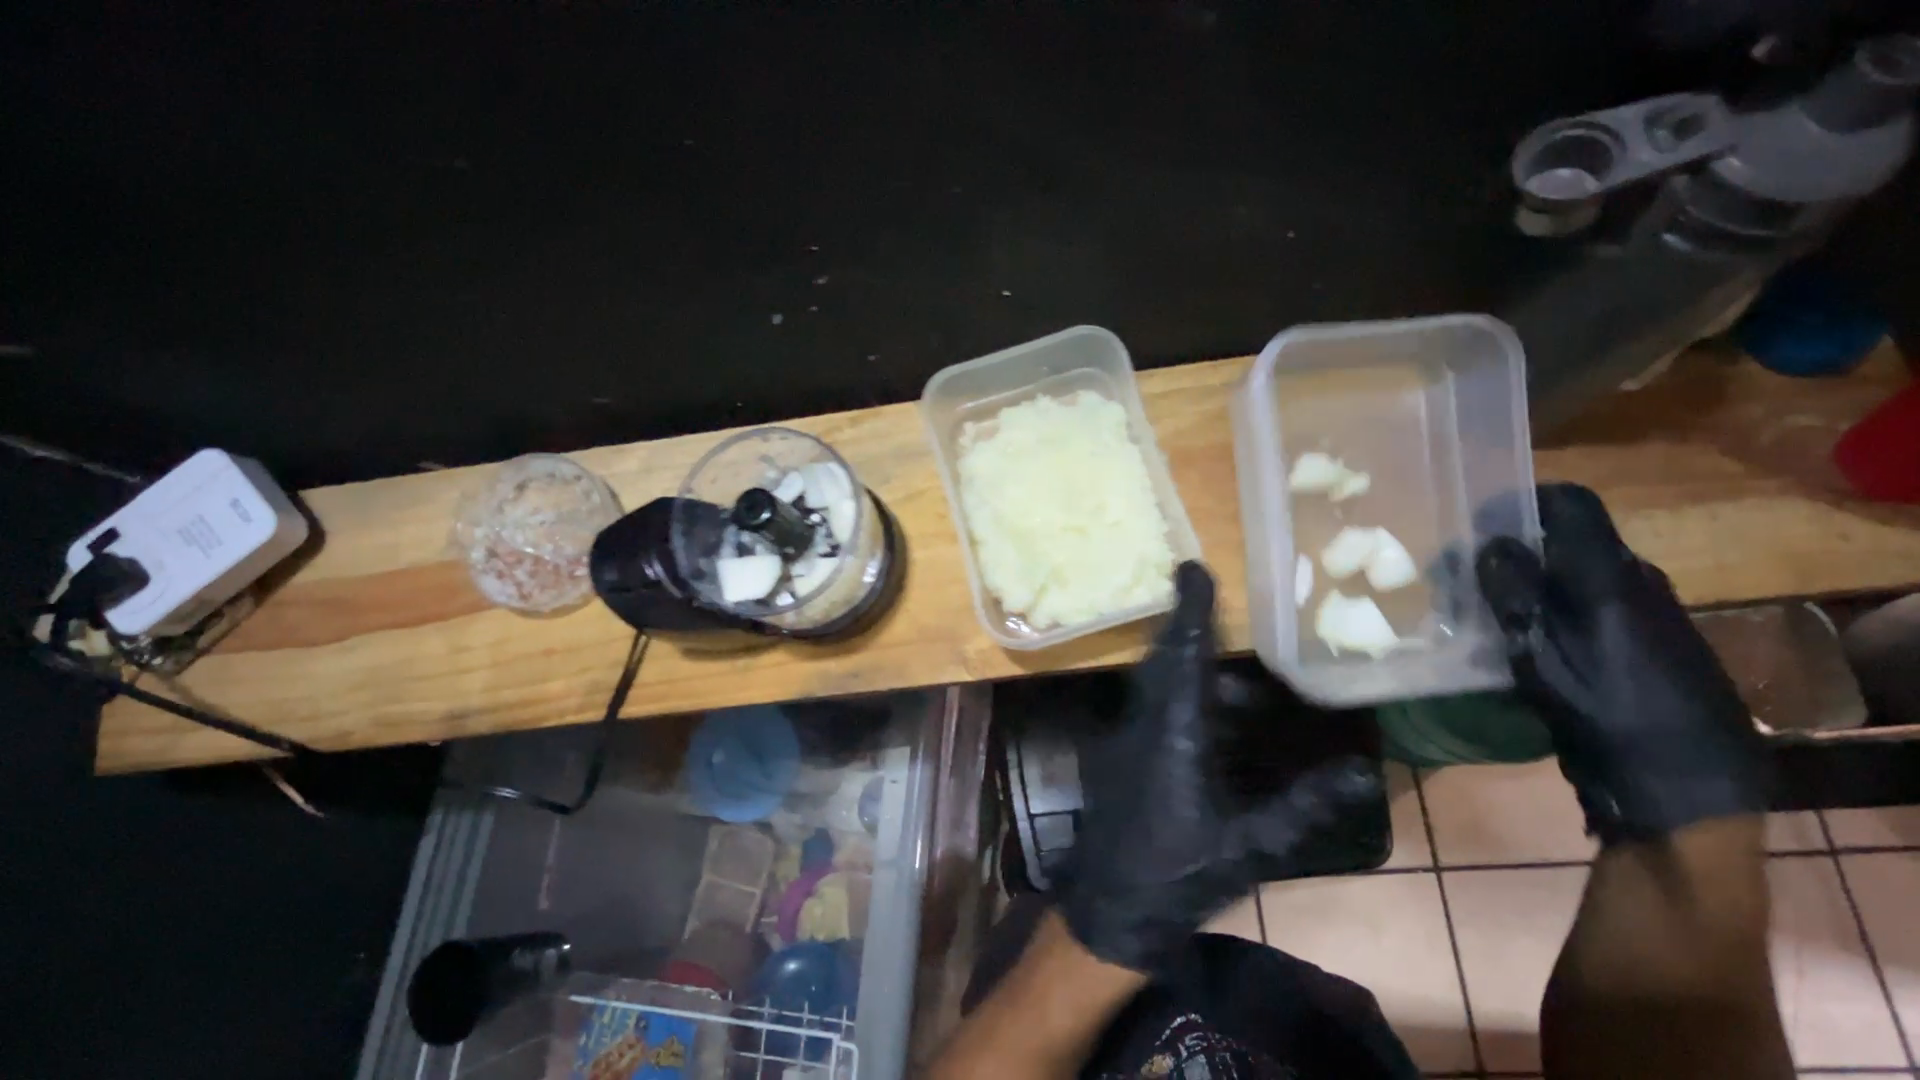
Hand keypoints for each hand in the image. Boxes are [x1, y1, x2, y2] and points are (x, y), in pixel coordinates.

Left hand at [1059, 562, 1378, 972]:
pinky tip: (1218, 730)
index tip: (1191, 568)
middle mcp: (1141, 726)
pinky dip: (1184, 706)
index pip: (1182, 656)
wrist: (1108, 913)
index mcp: (1171, 735)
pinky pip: (1152, 714)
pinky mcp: (1117, 762)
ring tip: (1247, 691)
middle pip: (1166, 662)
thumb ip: (1303, 807)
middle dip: (1192, 632)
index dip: (1190, 610)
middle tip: (1217, 608)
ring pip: (1158, 689)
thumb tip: (1363, 771)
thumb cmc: (1176, 876)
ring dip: (1194, 677)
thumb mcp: (1248, 846)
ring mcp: (1122, 743)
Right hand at [1475, 484, 1768, 843]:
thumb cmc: (1607, 714)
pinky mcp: (1650, 651)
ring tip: (1488, 616)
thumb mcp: (1543, 653)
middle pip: (1571, 543)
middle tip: (1468, 577)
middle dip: (1518, 550)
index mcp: (1611, 574)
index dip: (1522, 501)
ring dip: (1534, 588)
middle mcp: (1637, 583)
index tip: (1475, 523)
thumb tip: (1491, 542)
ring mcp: (1649, 618)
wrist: (1686, 790)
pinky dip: (1555, 618)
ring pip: (1580, 580)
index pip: (1571, 503)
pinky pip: (1593, 614)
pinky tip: (1529, 650)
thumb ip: (1514, 594)